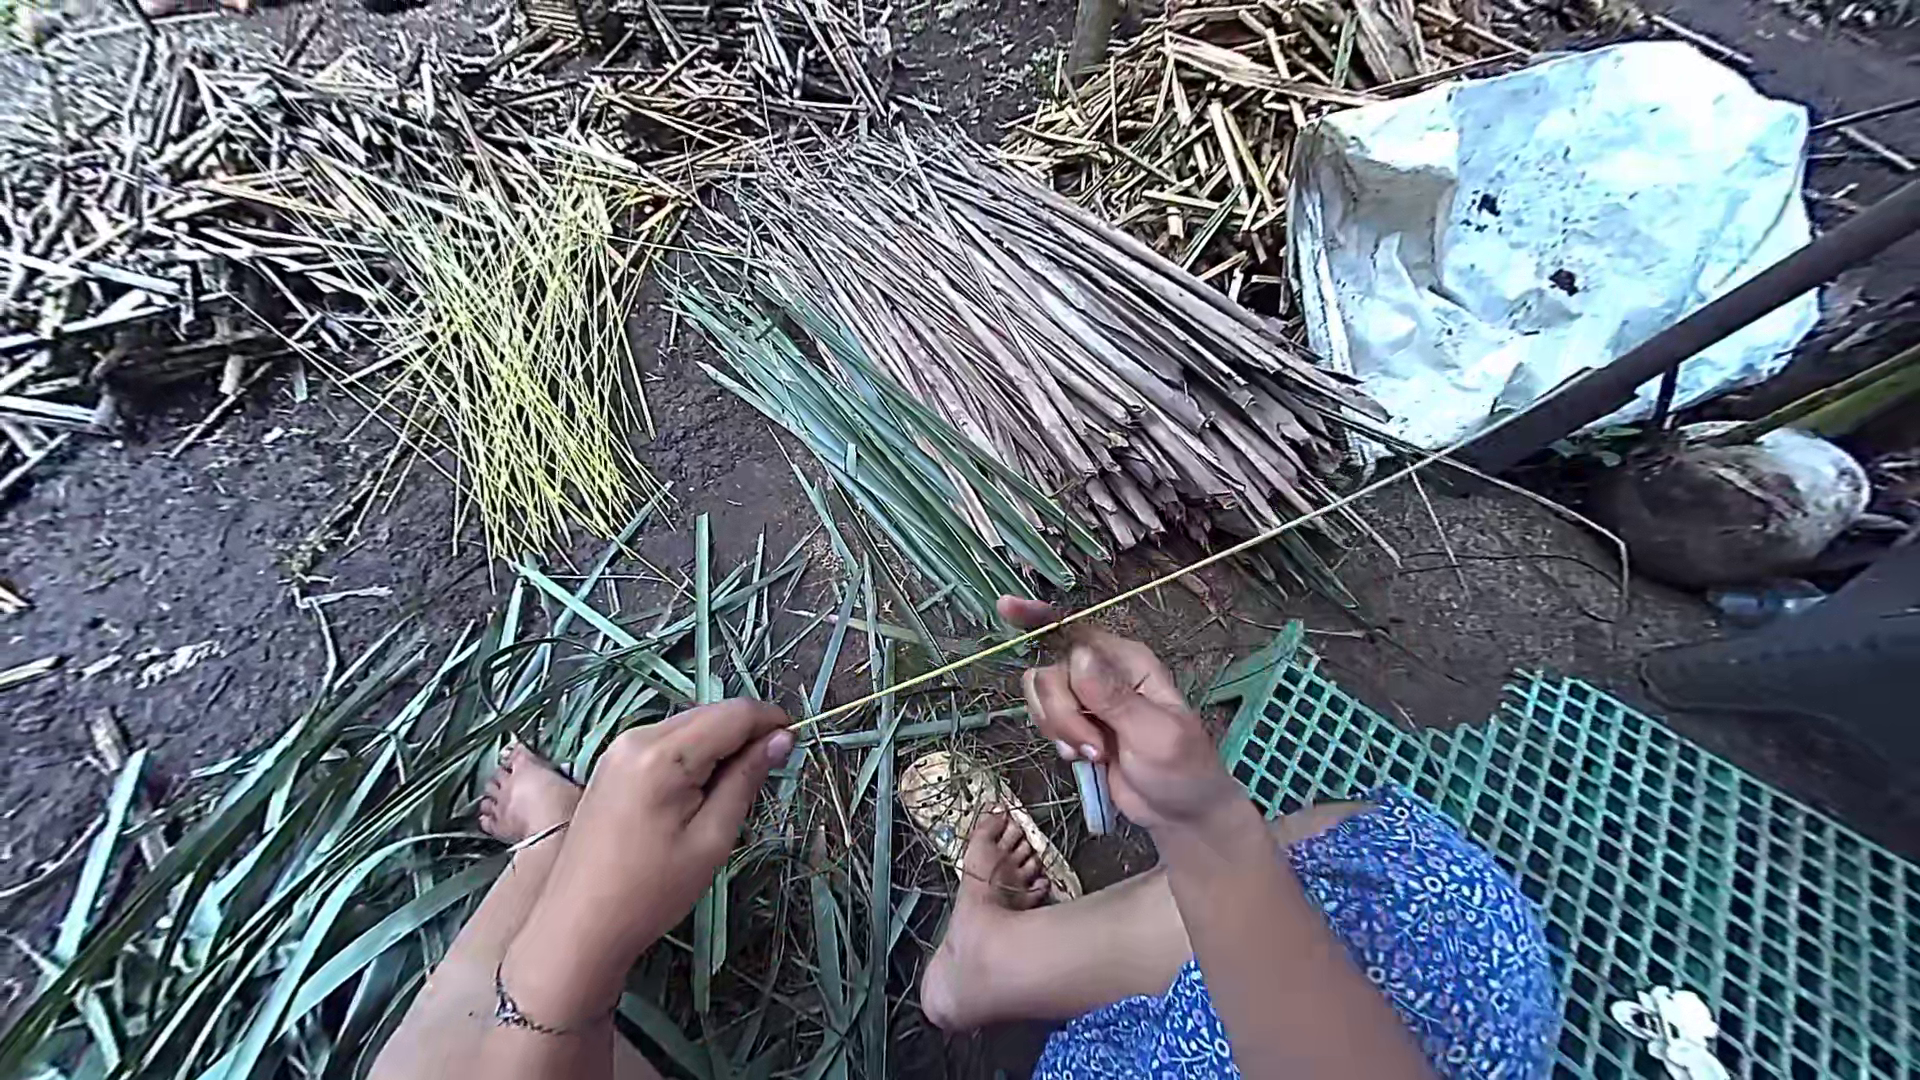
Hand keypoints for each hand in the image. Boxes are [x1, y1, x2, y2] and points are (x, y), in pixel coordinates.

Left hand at [500, 700, 793, 1023]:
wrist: (574, 933)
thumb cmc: (650, 892)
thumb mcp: (713, 837)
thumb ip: (748, 777)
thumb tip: (782, 738)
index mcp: (664, 755)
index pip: (735, 714)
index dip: (771, 721)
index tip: (793, 743)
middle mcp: (639, 737)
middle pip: (713, 712)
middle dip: (748, 730)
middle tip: (770, 767)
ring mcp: (621, 746)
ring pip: (693, 722)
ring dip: (723, 739)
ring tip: (736, 781)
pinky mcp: (614, 760)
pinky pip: (671, 738)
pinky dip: (698, 749)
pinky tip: (703, 783)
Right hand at [1001, 596, 1248, 834]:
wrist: (1178, 813)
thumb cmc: (1181, 769)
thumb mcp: (1155, 734)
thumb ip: (1114, 697)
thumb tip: (1077, 657)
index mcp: (1126, 659)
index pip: (1075, 630)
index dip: (1039, 617)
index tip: (1006, 608)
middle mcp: (1099, 669)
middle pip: (1050, 671)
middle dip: (1062, 712)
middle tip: (1094, 747)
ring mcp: (1083, 696)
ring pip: (1040, 693)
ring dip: (1059, 728)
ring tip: (1093, 754)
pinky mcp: (1071, 721)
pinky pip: (1041, 716)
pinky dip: (1055, 738)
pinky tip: (1082, 758)